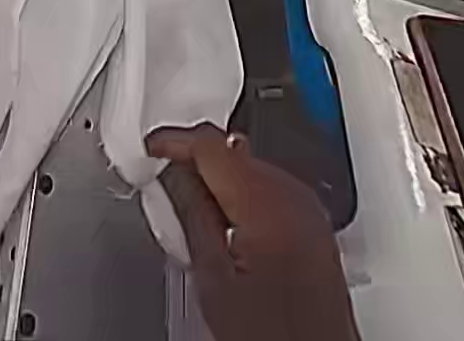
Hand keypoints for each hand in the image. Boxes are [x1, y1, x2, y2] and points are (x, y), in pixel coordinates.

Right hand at [148, 124, 359, 340]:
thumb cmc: (273, 340)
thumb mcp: (214, 281)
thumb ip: (192, 214)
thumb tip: (173, 175)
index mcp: (267, 205)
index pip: (212, 147)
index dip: (175, 142)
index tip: (152, 148)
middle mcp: (293, 196)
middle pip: (231, 153)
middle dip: (194, 161)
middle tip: (163, 180)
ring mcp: (306, 206)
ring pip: (247, 165)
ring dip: (216, 177)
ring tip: (190, 210)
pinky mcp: (312, 219)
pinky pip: (266, 185)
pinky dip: (239, 191)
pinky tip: (222, 221)